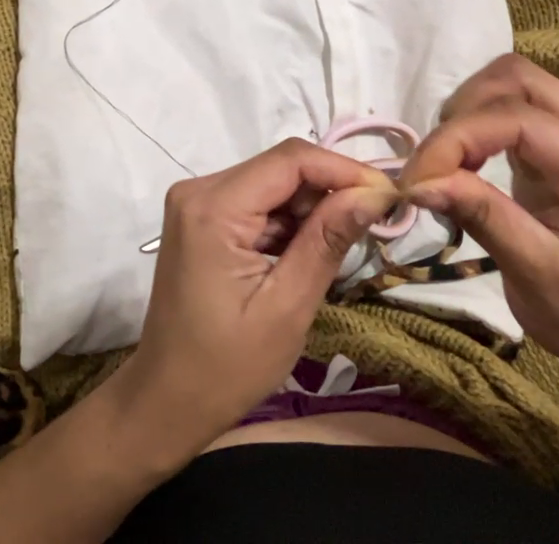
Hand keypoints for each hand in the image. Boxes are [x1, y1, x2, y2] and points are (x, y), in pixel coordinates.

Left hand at [123, 139, 398, 448]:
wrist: (169, 397)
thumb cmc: (228, 364)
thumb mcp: (288, 305)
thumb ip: (327, 240)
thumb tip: (374, 193)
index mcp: (212, 207)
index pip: (290, 160)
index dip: (344, 170)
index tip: (390, 196)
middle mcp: (198, 191)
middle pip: (279, 168)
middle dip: (331, 189)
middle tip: (376, 222)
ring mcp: (195, 204)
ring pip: (270, 184)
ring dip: (311, 207)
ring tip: (347, 243)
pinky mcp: (200, 221)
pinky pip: (254, 204)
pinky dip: (287, 222)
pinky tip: (310, 251)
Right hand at [401, 54, 558, 397]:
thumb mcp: (536, 277)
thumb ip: (483, 215)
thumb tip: (418, 182)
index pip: (520, 119)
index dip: (457, 138)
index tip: (416, 182)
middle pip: (520, 79)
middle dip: (462, 112)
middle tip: (433, 166)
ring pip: (517, 83)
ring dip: (470, 112)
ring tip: (448, 164)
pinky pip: (521, 107)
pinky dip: (482, 124)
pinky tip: (469, 164)